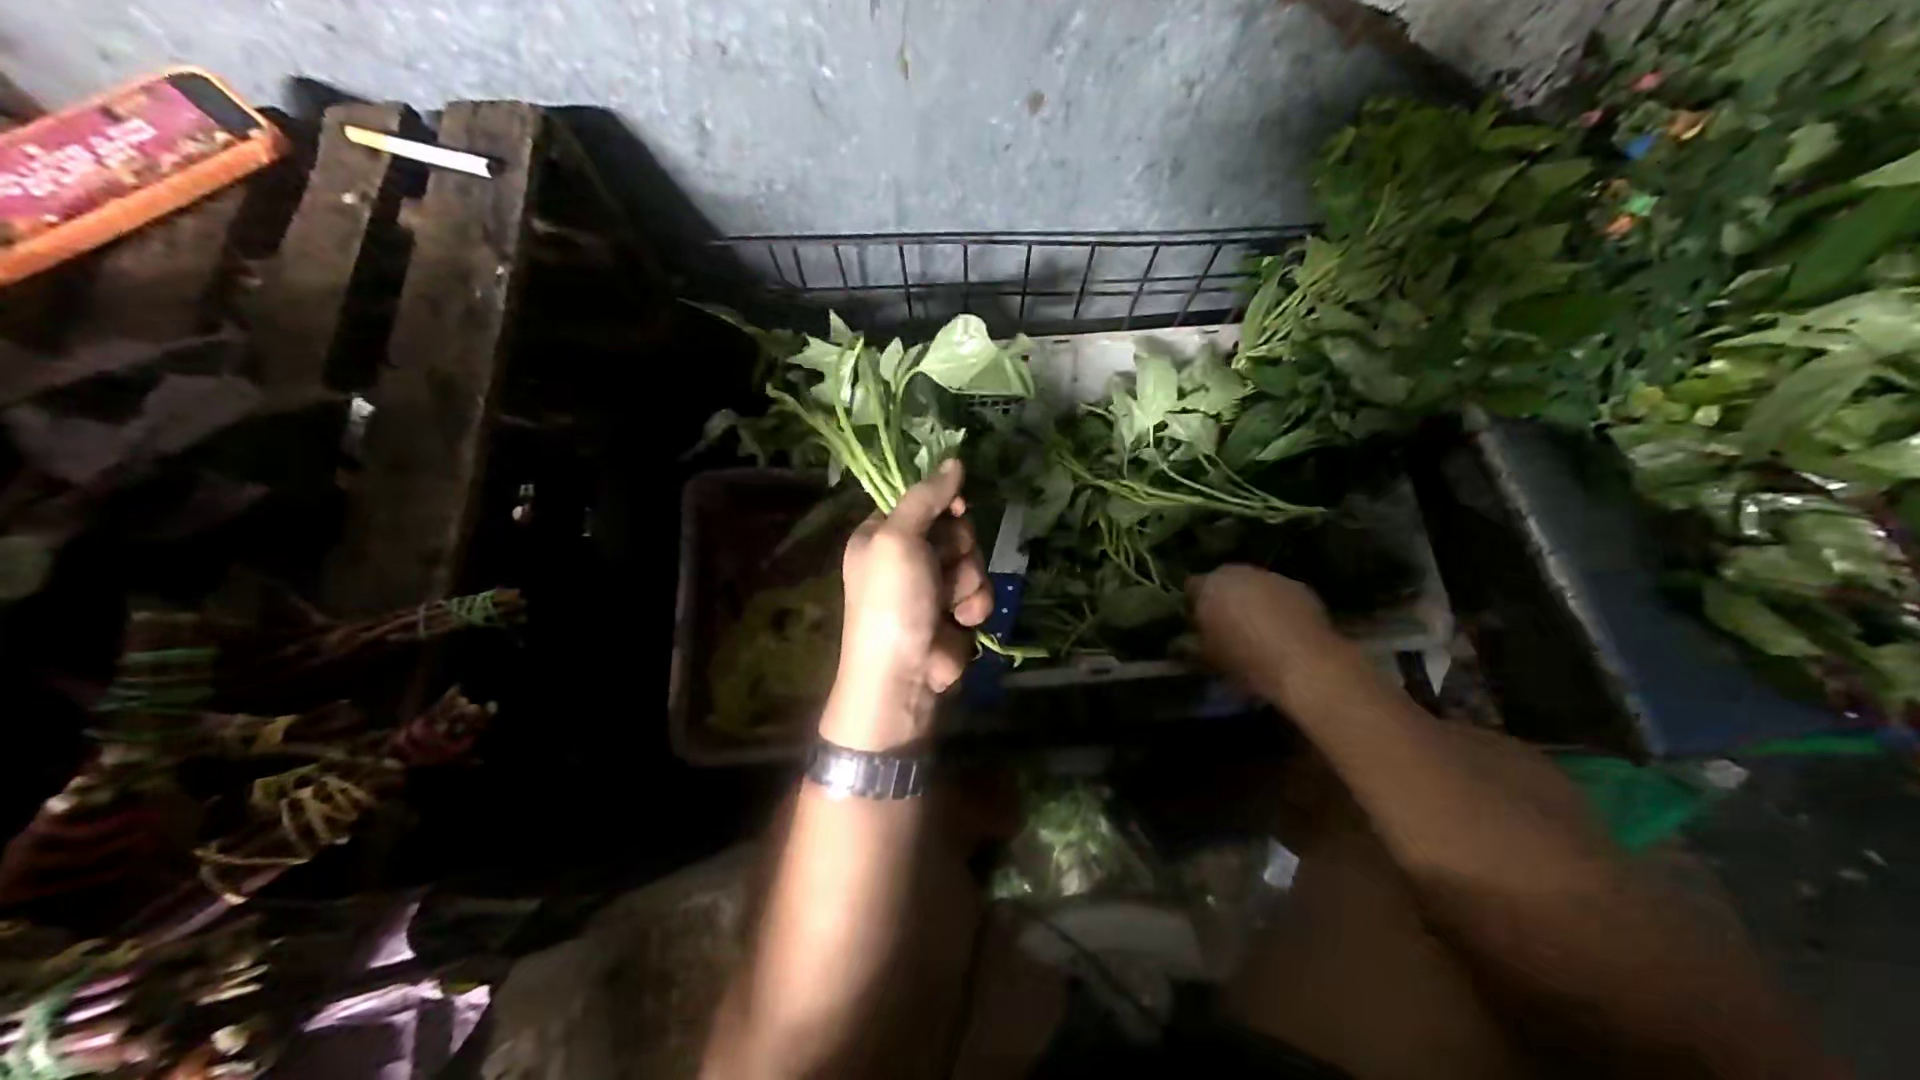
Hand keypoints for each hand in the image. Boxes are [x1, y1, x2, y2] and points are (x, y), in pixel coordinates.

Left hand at [824, 459, 992, 749]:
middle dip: (959, 548)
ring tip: (950, 604)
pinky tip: (960, 622)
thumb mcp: (898, 539)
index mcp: (882, 535)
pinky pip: (980, 592)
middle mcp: (906, 557)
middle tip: (944, 565)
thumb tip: (954, 458)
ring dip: (968, 581)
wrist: (902, 676)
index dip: (944, 503)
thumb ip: (926, 497)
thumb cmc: (891, 601)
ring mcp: (933, 587)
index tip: (957, 510)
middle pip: (954, 529)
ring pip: (973, 560)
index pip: (922, 501)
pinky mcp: (955, 613)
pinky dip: (974, 606)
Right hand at [1188, 565, 1347, 697]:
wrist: (1304, 664)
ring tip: (1256, 629)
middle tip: (1225, 625)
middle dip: (1223, 598)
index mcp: (1209, 585)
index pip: (1191, 587)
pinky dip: (1277, 607)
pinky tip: (1282, 630)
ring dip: (1251, 601)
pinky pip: (1279, 594)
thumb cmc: (1245, 661)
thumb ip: (1191, 642)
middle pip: (1224, 581)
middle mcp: (1238, 572)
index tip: (1196, 623)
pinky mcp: (1300, 587)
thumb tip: (1181, 640)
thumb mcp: (1208, 658)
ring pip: (1253, 586)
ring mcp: (1272, 577)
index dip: (1193, 604)